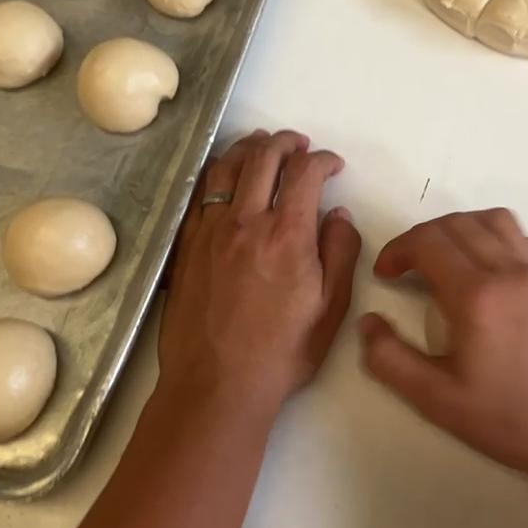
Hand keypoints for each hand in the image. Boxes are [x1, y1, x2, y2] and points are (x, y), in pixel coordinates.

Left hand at [157, 130, 362, 417]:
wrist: (217, 384)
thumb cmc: (283, 351)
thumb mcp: (332, 307)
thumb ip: (340, 253)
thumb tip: (339, 214)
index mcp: (288, 234)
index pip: (306, 173)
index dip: (323, 160)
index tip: (333, 165)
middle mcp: (246, 222)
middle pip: (264, 159)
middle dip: (286, 143)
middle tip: (298, 144)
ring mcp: (210, 231)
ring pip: (226, 169)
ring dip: (247, 148)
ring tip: (261, 144)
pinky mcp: (186, 246)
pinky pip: (198, 194)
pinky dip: (215, 173)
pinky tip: (222, 176)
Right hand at [358, 209, 527, 481]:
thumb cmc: (508, 418)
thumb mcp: (436, 399)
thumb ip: (391, 359)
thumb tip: (368, 323)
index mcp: (477, 295)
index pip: (428, 241)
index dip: (397, 250)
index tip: (384, 276)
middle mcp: (507, 270)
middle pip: (455, 223)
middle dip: (420, 238)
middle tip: (403, 270)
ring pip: (489, 220)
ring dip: (456, 228)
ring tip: (439, 260)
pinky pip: (516, 235)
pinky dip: (488, 234)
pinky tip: (478, 267)